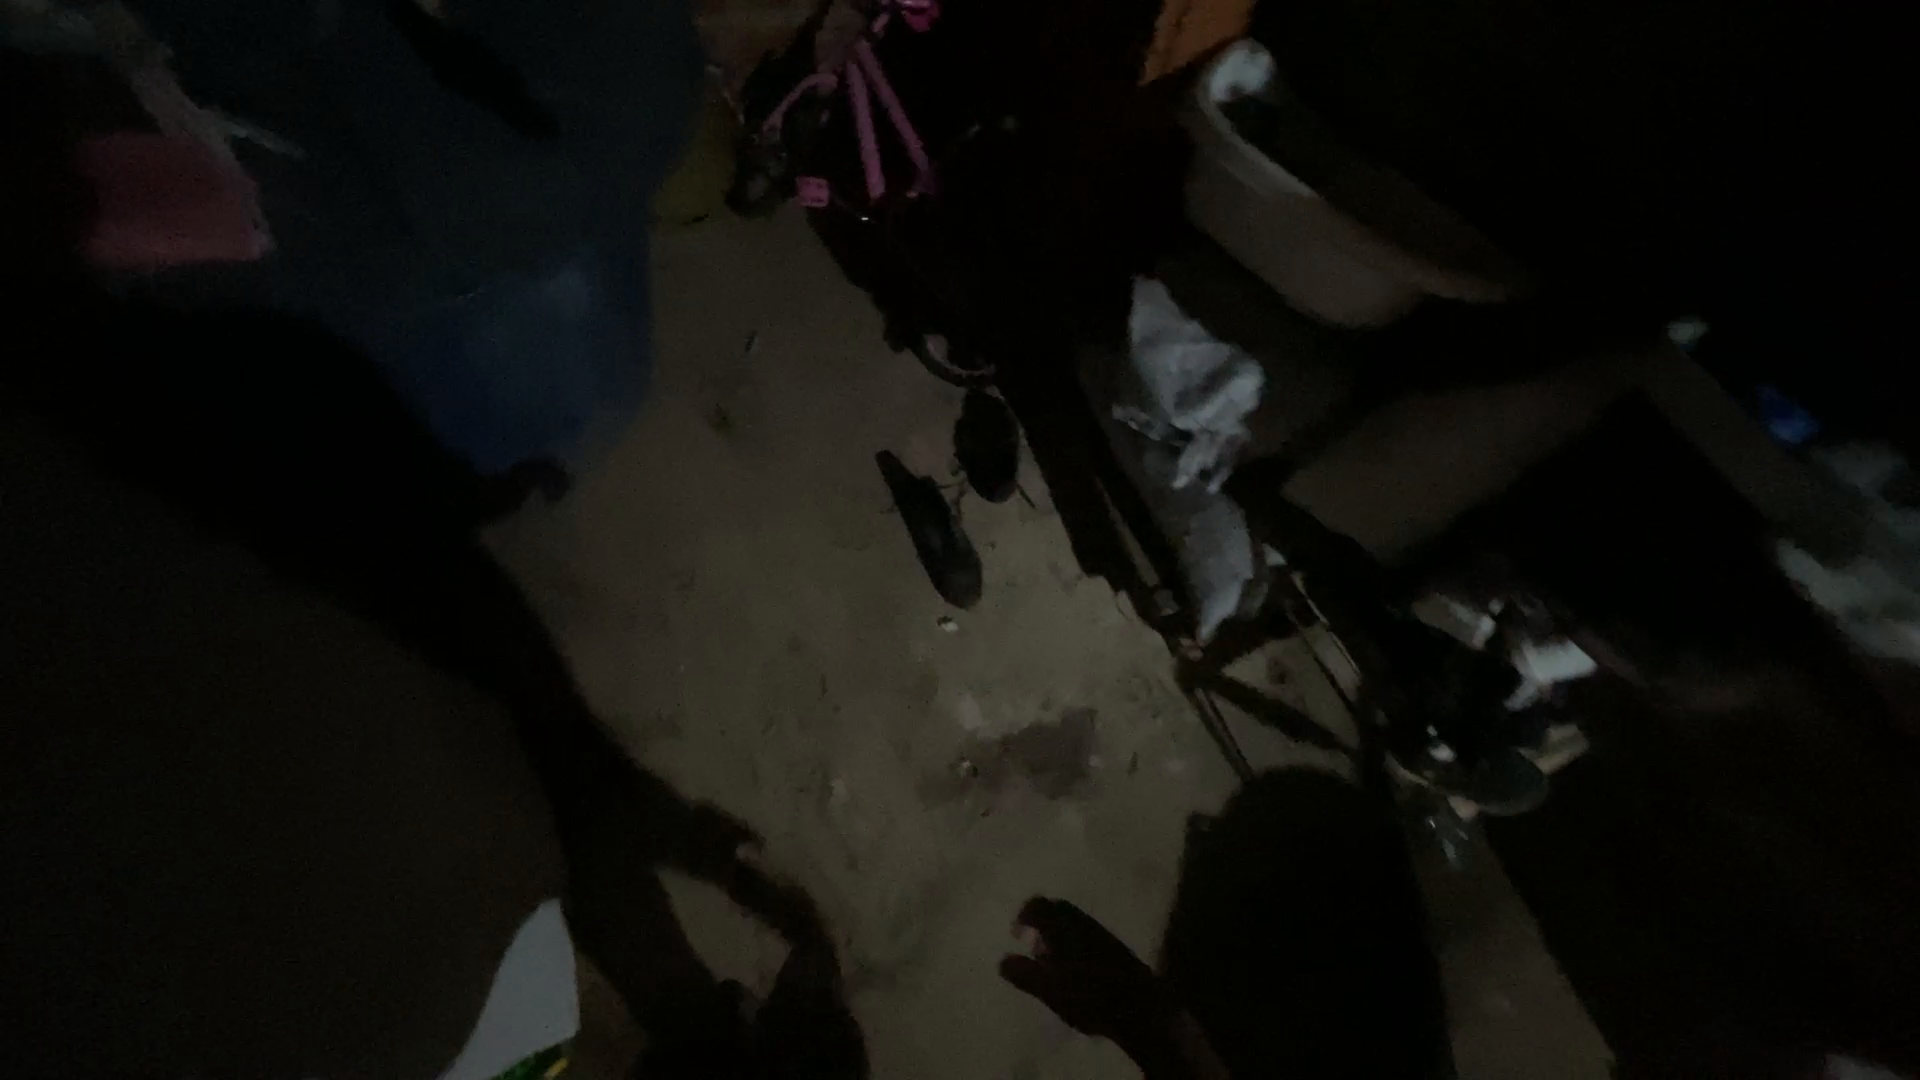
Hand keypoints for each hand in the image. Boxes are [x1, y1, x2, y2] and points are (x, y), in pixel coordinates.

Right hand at [998, 897, 1174, 1043]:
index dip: (1023, 915)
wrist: (1138, 1005)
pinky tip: (1075, 969)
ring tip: (1052, 962)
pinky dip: (1073, 942)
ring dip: (1057, 934)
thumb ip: (1023, 973)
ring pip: (1071, 921)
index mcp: (1061, 923)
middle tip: (1033, 947)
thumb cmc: (1088, 994)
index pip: (1037, 904)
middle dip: (1040, 923)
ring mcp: (1098, 930)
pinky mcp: (1113, 945)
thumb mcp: (1048, 988)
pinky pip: (1085, 933)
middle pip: (1055, 908)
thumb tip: (1002, 961)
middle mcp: (1080, 919)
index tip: (1017, 935)